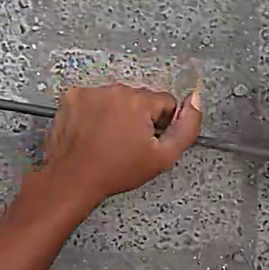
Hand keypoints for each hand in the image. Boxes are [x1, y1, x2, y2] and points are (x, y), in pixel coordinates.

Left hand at [35, 83, 201, 206]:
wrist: (73, 179)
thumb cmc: (115, 170)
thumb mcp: (164, 157)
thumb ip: (187, 127)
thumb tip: (195, 100)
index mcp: (138, 101)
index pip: (165, 102)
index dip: (161, 124)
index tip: (147, 140)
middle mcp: (114, 91)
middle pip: (141, 99)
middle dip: (139, 117)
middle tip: (128, 143)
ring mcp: (91, 93)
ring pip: (118, 98)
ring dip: (117, 113)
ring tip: (109, 139)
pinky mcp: (73, 97)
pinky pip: (96, 99)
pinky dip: (97, 112)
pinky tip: (94, 132)